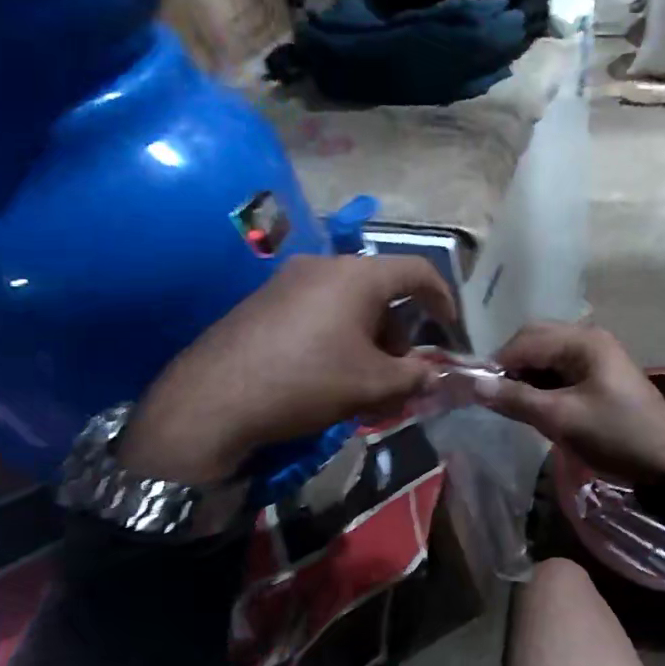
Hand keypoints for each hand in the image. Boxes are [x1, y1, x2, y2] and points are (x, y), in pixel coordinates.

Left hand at [118, 255, 455, 483]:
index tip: (450, 328)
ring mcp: (288, 280)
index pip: (417, 271)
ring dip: (369, 337)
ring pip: (348, 302)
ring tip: (363, 381)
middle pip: (381, 289)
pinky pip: (318, 310)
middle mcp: (323, 265)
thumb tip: (436, 376)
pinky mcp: (264, 301)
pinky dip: (338, 336)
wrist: (214, 400)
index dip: (443, 298)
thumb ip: (416, 377)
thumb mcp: (374, 385)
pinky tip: (327, 374)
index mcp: (357, 276)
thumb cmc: (307, 382)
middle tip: (400, 371)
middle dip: (399, 330)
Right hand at [478, 321, 664, 483]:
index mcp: (583, 341)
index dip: (496, 363)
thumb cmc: (616, 435)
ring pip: (544, 357)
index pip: (525, 340)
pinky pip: (557, 372)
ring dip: (524, 377)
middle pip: (534, 341)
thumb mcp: (563, 419)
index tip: (473, 390)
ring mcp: (593, 357)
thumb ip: (517, 399)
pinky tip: (532, 406)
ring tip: (510, 405)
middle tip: (492, 397)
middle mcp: (587, 339)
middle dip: (510, 366)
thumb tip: (473, 384)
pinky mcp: (595, 376)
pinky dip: (540, 386)